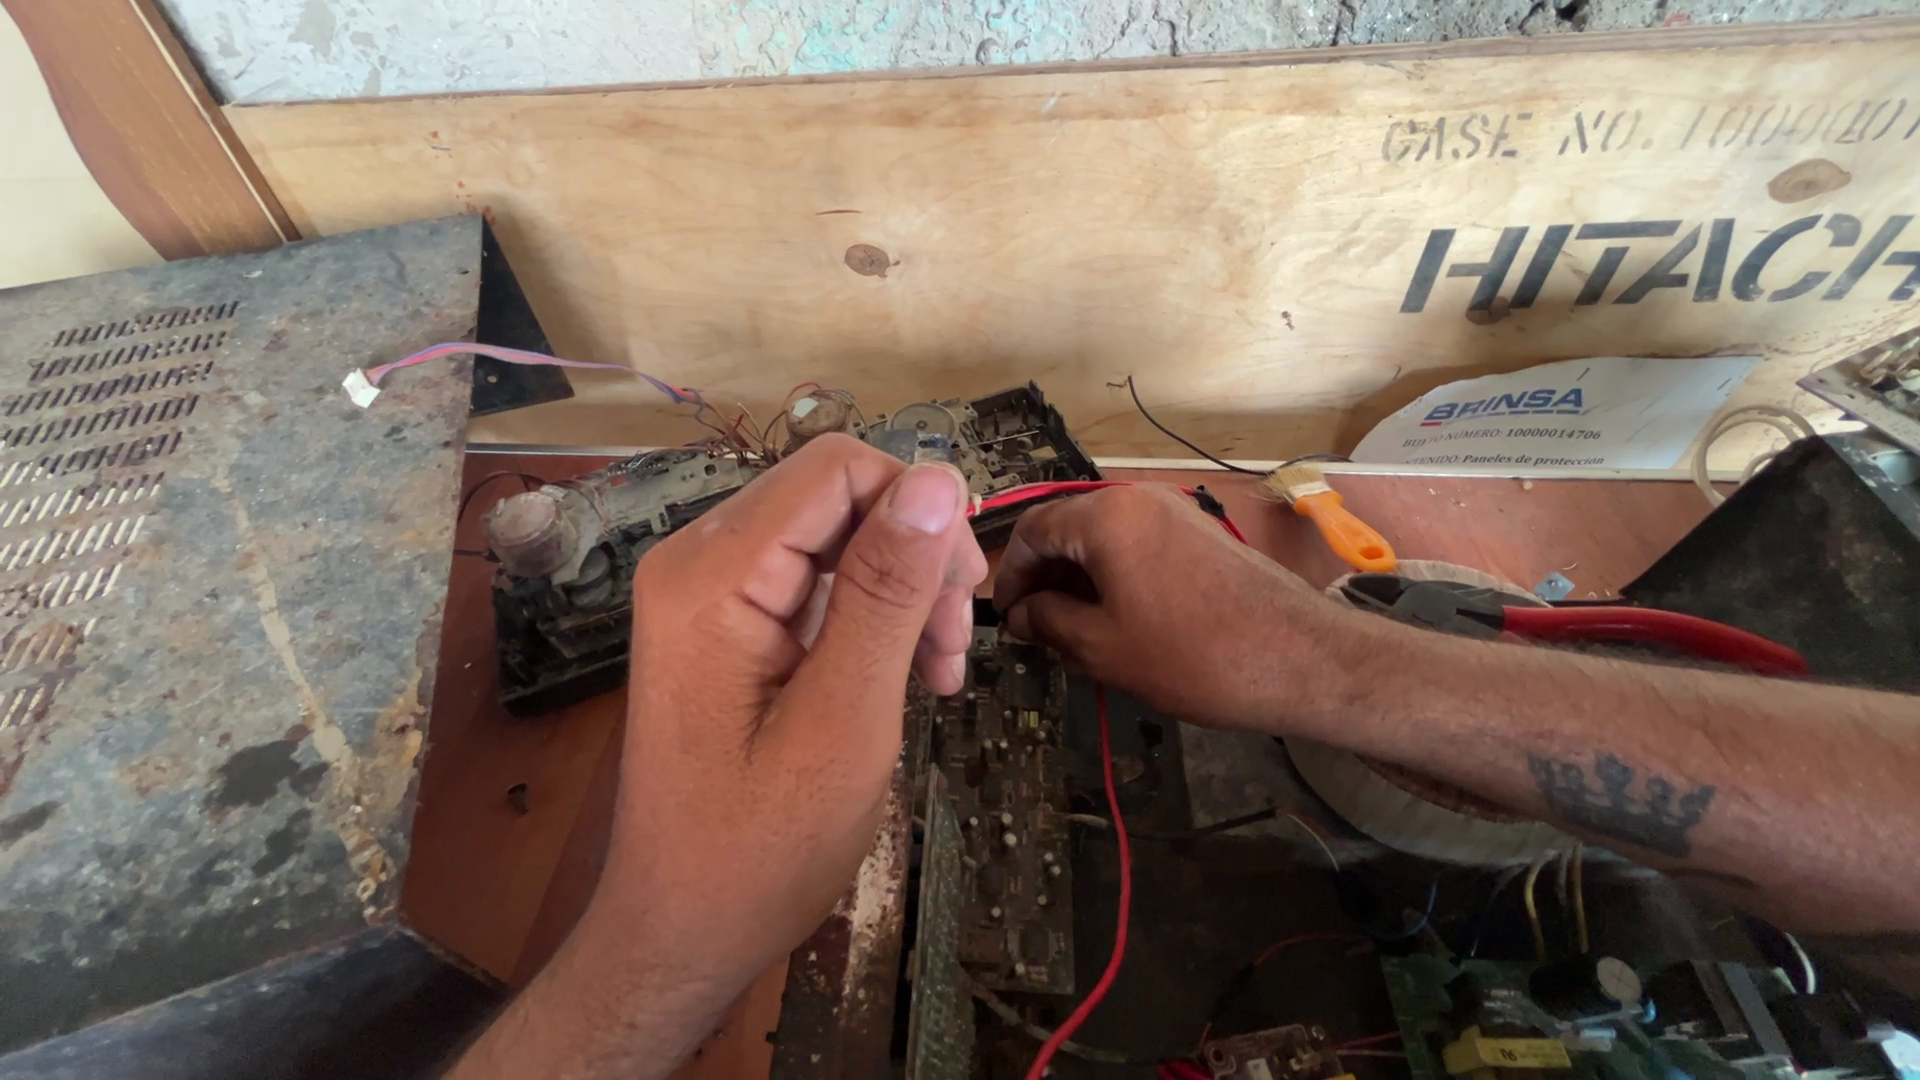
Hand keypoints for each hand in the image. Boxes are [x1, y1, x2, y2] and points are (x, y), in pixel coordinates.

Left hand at [448, 436, 984, 1079]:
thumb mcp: (844, 719)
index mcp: (714, 573)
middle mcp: (701, 558)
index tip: (964, 590)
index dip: (918, 507)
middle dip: (915, 556)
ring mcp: (712, 588)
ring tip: (942, 668)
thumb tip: (937, 479)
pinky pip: (821, 580)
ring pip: (840, 536)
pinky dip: (876, 615)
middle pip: (839, 498)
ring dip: (905, 589)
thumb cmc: (763, 846)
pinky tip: (911, 669)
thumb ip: (887, 593)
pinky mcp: (731, 619)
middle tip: (956, 640)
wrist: (686, 927)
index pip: (836, 469)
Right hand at [992, 483, 1381, 735]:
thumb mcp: (1102, 646)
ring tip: (1070, 628)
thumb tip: (1021, 616)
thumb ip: (1048, 621)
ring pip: (1102, 538)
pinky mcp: (1198, 533)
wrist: (1301, 659)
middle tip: (1034, 627)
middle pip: (1068, 528)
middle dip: (1044, 577)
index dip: (1011, 576)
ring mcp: (1173, 511)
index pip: (1034, 530)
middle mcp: (1137, 498)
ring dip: (1078, 578)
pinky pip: (1136, 544)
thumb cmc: (1190, 654)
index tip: (1005, 618)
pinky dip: (1112, 575)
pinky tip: (1113, 616)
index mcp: (1106, 515)